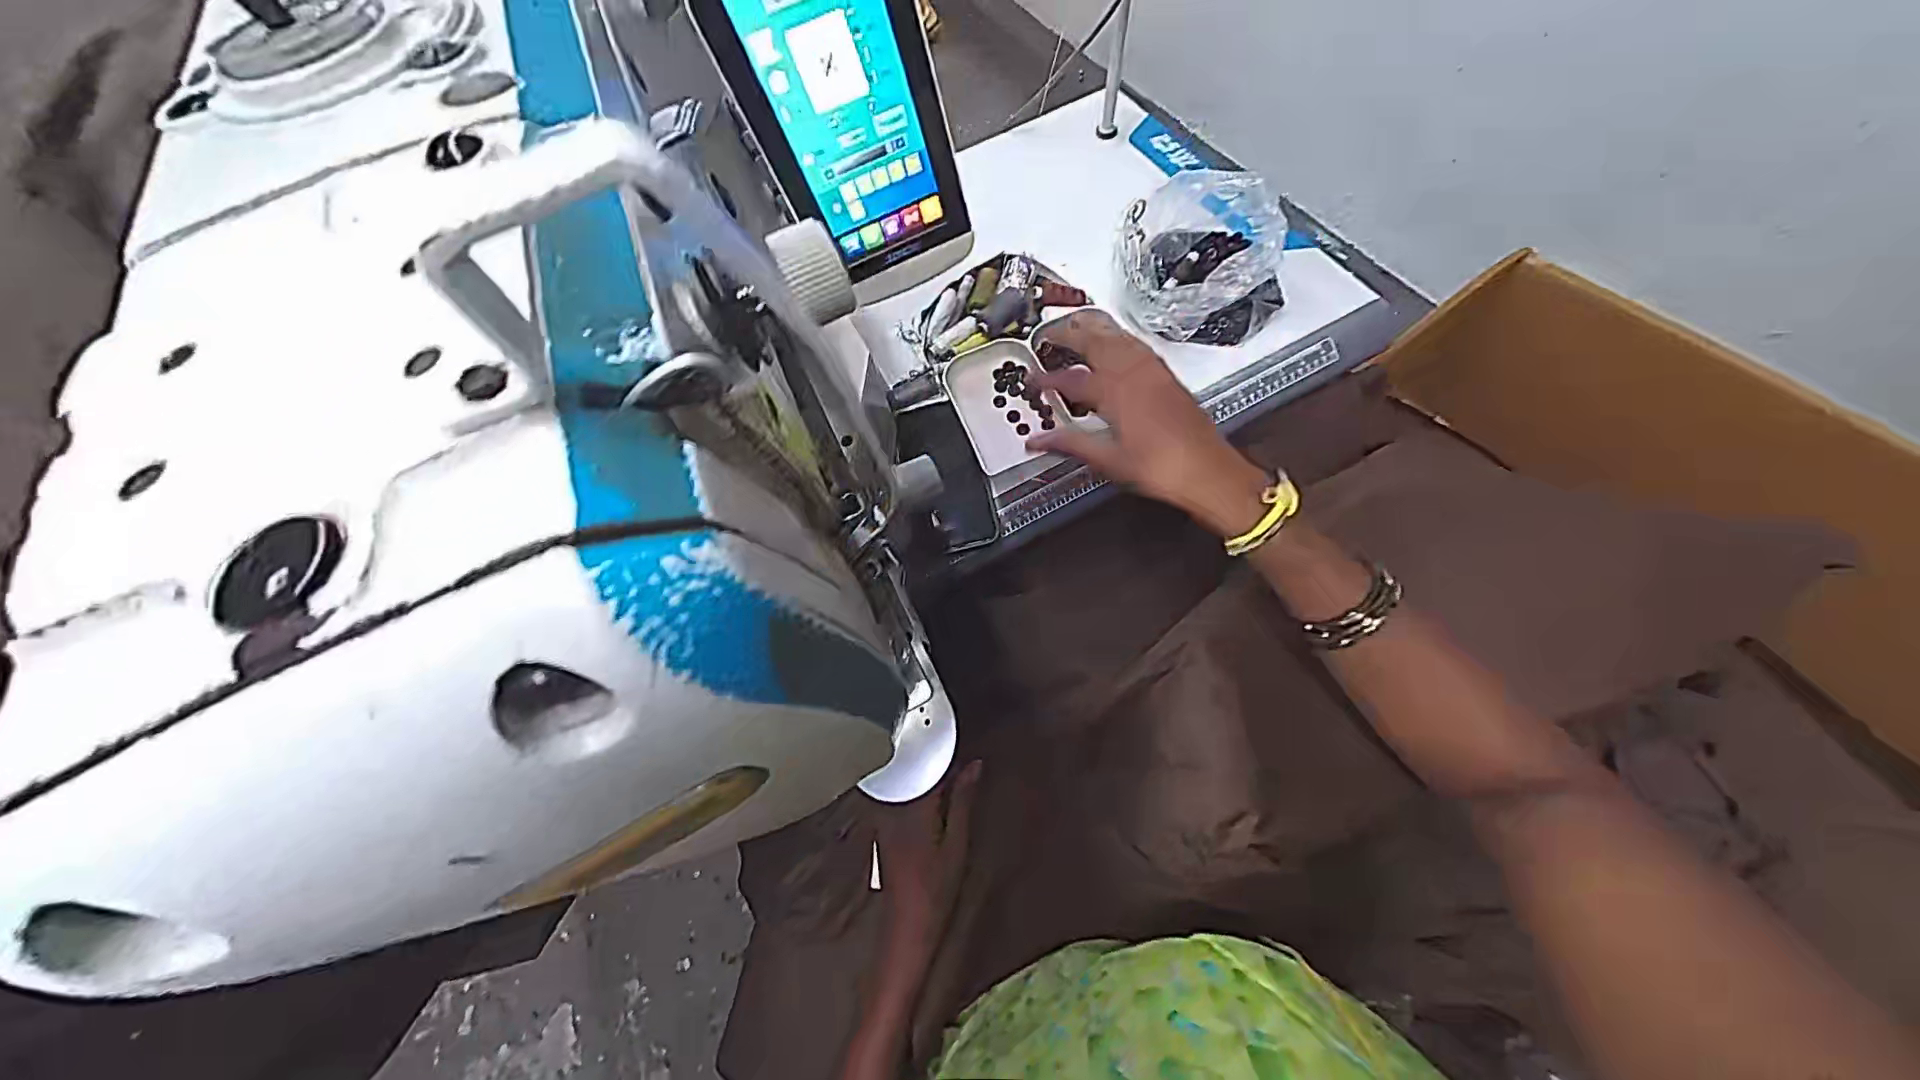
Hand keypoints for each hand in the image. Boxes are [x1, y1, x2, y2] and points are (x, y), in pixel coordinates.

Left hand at [872, 759, 981, 954]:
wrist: (907, 923)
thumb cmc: (937, 888)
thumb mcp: (958, 842)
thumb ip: (963, 799)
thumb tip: (974, 764)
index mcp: (913, 804)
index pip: (930, 763)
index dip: (948, 753)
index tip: (964, 748)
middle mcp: (893, 803)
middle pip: (916, 768)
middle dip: (937, 761)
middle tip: (962, 764)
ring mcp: (884, 814)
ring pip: (909, 780)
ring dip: (928, 775)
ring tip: (951, 779)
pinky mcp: (883, 824)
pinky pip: (901, 794)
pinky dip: (918, 790)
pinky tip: (934, 801)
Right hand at [1027, 310, 1270, 536]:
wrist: (1206, 469)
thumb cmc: (1160, 468)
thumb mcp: (1107, 460)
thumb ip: (1069, 444)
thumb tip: (1037, 441)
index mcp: (1113, 393)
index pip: (1069, 378)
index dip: (1045, 378)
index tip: (1031, 381)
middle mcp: (1132, 373)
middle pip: (1093, 339)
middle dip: (1066, 333)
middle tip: (1047, 336)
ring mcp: (1151, 369)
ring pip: (1116, 335)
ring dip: (1092, 328)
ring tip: (1074, 328)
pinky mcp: (1165, 373)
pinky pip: (1134, 343)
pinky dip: (1116, 336)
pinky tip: (1113, 342)